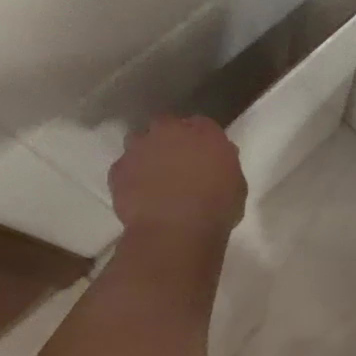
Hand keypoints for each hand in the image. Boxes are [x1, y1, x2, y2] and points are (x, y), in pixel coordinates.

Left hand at [108, 116, 245, 251]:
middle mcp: (170, 131)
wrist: (175, 231)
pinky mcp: (118, 168)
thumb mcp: (236, 185)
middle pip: (166, 125)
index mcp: (205, 133)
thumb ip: (224, 166)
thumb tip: (215, 163)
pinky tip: (140, 194)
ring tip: (153, 177)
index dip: (201, 139)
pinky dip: (130, 177)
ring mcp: (140, 147)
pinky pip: (124, 168)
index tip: (202, 154)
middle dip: (169, 139)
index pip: (202, 124)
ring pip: (140, 142)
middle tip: (176, 162)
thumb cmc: (216, 210)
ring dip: (146, 153)